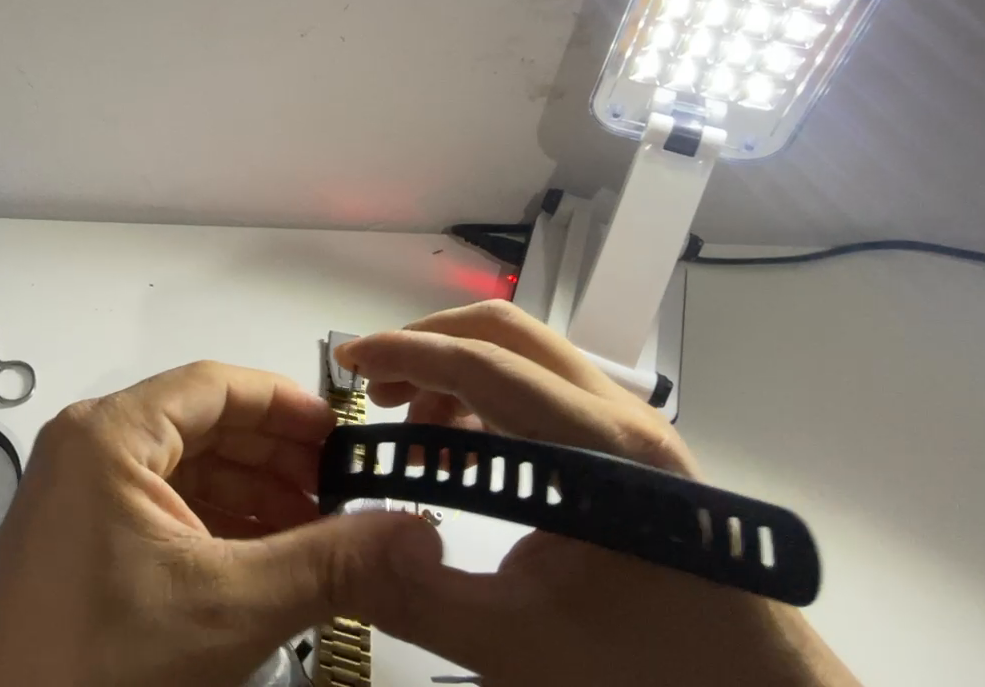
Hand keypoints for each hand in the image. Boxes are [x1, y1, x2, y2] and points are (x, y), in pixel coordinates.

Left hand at [0, 361, 436, 686]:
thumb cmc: (100, 660)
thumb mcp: (227, 606)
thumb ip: (327, 563)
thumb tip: (413, 532)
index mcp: (110, 433)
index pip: (214, 385)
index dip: (285, 404)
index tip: (343, 435)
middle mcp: (91, 444)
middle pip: (203, 422)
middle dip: (277, 454)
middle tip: (342, 489)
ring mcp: (84, 487)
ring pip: (187, 466)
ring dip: (253, 493)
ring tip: (318, 528)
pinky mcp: (85, 529)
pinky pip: (165, 504)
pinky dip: (219, 522)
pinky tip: (268, 555)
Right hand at [334, 300, 860, 686]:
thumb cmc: (652, 675)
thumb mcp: (517, 647)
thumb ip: (413, 596)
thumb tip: (332, 547)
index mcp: (603, 454)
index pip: (483, 366)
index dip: (404, 353)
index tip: (346, 362)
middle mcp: (622, 417)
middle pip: (504, 331)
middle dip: (426, 345)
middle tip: (376, 390)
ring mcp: (630, 425)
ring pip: (522, 353)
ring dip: (454, 371)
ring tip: (415, 432)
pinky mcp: (628, 443)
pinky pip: (539, 387)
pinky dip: (484, 398)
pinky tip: (464, 455)